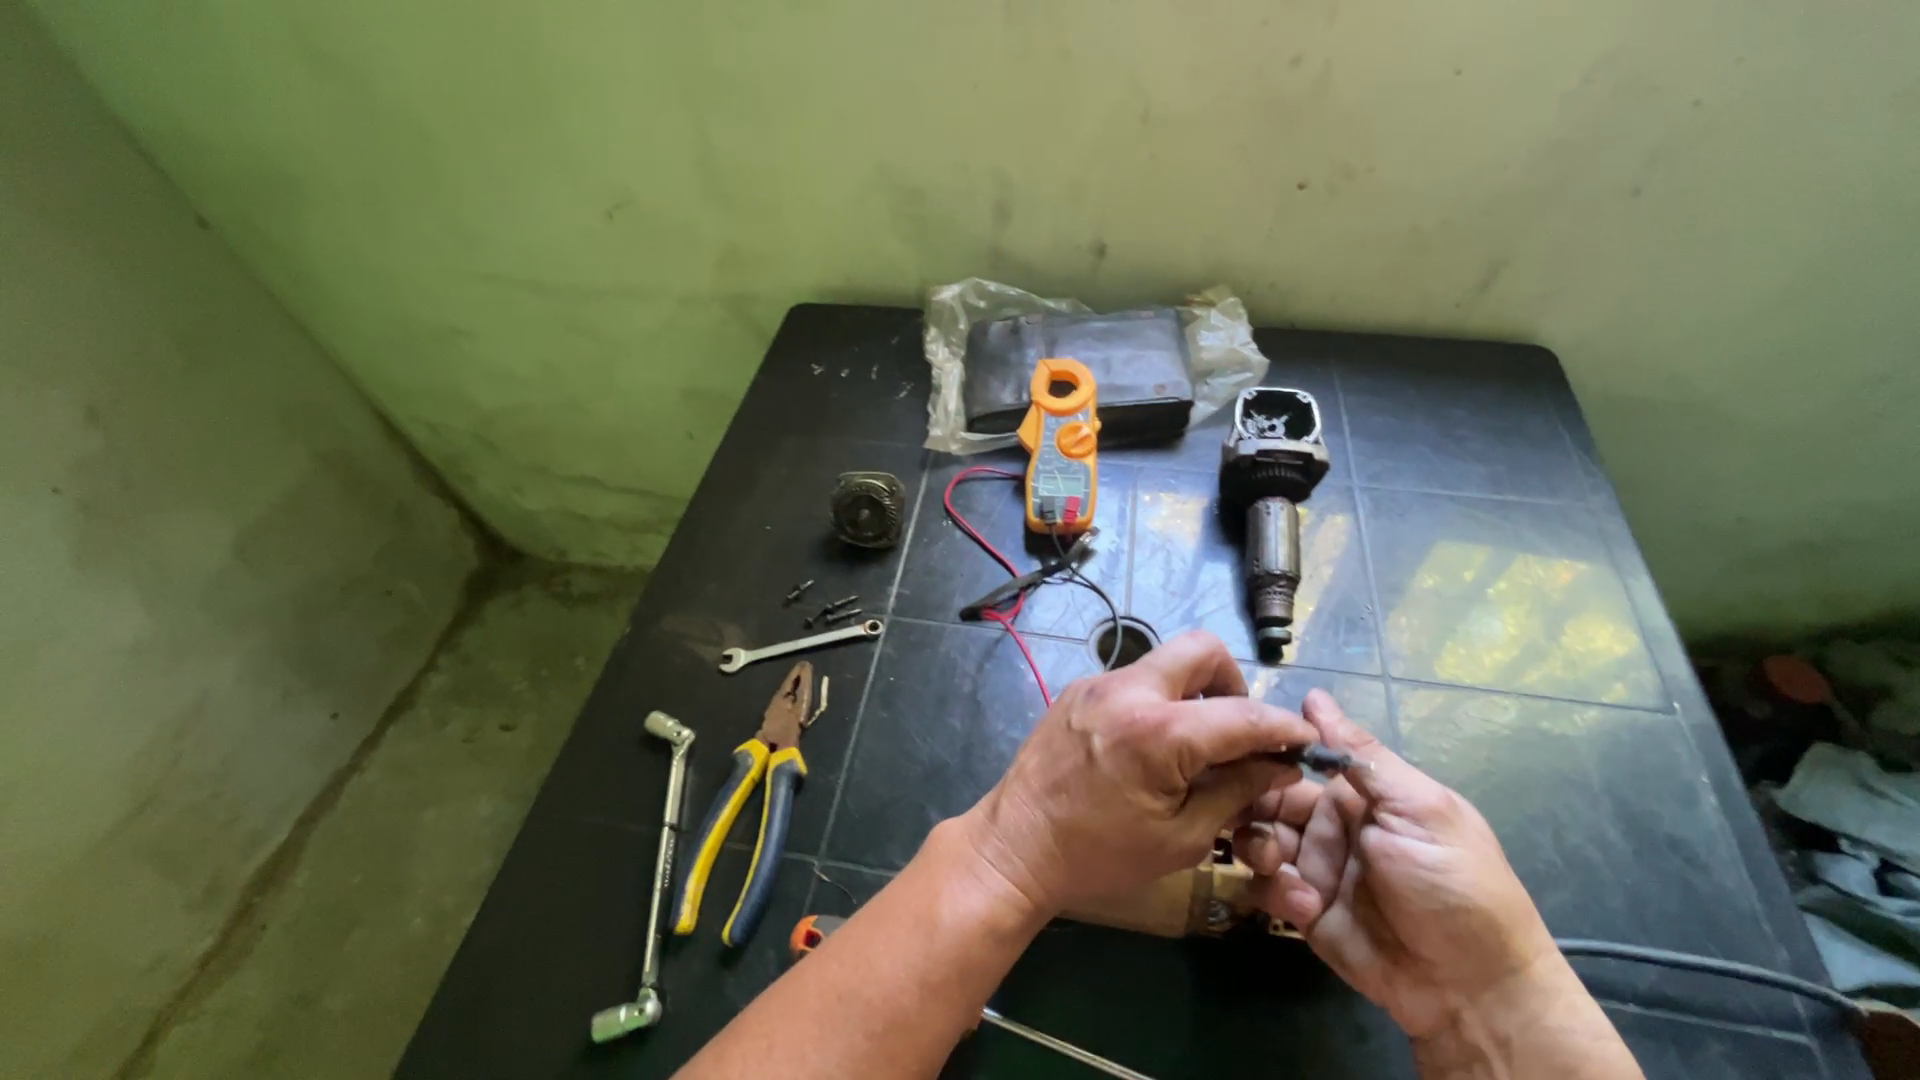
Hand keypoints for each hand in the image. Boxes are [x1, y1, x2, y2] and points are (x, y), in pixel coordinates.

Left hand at [954, 631, 1319, 918]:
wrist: (1016, 846)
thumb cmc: (1101, 855)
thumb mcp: (1183, 837)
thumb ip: (1236, 791)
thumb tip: (1281, 764)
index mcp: (1158, 732)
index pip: (1243, 714)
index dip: (1285, 727)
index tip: (1307, 741)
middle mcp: (1128, 690)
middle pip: (1202, 649)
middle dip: (1234, 683)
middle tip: (1236, 730)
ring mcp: (1097, 683)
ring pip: (1165, 661)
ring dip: (1194, 692)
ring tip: (1194, 745)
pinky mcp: (1078, 689)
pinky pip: (1135, 678)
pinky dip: (1159, 700)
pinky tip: (1151, 747)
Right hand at [1240, 690, 1563, 1040]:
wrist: (1472, 991)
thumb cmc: (1454, 885)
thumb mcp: (1419, 810)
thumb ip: (1362, 755)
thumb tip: (1314, 697)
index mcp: (1360, 795)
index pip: (1298, 759)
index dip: (1266, 753)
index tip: (1238, 751)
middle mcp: (1330, 825)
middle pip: (1266, 797)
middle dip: (1248, 801)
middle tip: (1241, 811)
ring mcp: (1316, 868)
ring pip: (1257, 838)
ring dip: (1257, 845)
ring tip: (1277, 862)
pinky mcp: (1303, 910)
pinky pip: (1265, 887)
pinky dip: (1275, 890)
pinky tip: (1305, 904)